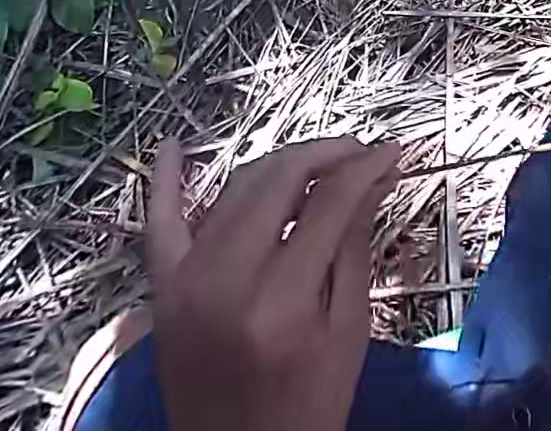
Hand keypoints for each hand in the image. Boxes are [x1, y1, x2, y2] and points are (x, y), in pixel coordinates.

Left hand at [146, 136, 400, 430]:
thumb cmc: (309, 407)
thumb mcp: (348, 331)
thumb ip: (354, 243)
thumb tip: (376, 173)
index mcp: (280, 301)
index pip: (329, 203)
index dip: (364, 167)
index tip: (390, 150)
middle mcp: (226, 279)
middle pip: (281, 179)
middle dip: (326, 154)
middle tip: (358, 153)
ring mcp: (185, 280)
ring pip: (239, 186)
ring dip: (283, 163)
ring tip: (319, 161)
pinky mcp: (162, 288)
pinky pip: (160, 223)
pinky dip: (163, 182)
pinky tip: (171, 145)